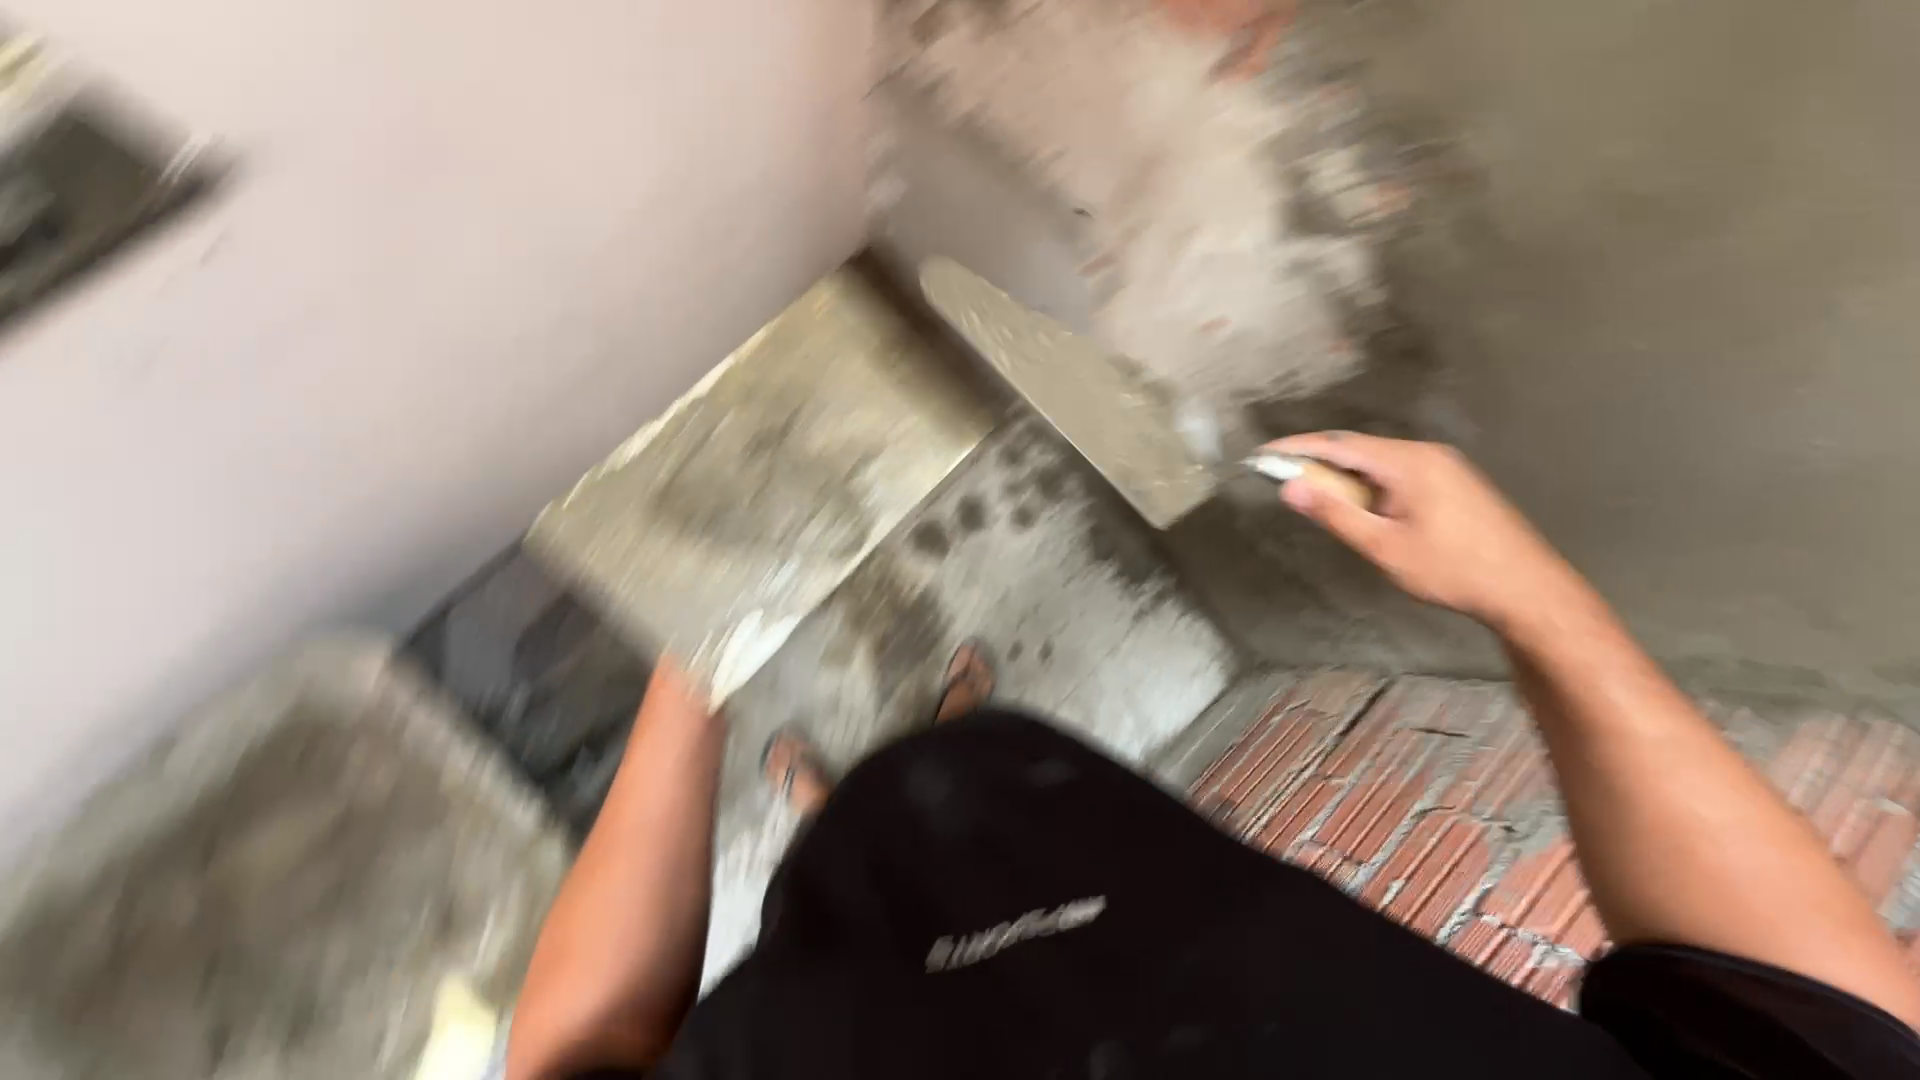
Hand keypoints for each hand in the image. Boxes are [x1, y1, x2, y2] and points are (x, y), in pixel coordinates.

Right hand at [1267, 432, 1584, 632]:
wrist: (1526, 589)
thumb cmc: (1451, 569)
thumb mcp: (1384, 546)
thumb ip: (1335, 513)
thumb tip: (1289, 488)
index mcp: (1409, 462)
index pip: (1340, 444)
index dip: (1297, 448)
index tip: (1262, 454)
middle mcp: (1426, 454)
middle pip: (1358, 448)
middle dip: (1316, 460)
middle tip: (1280, 475)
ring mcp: (1443, 466)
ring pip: (1378, 460)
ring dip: (1342, 473)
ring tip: (1313, 493)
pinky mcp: (1452, 482)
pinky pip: (1397, 471)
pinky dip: (1367, 482)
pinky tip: (1358, 503)